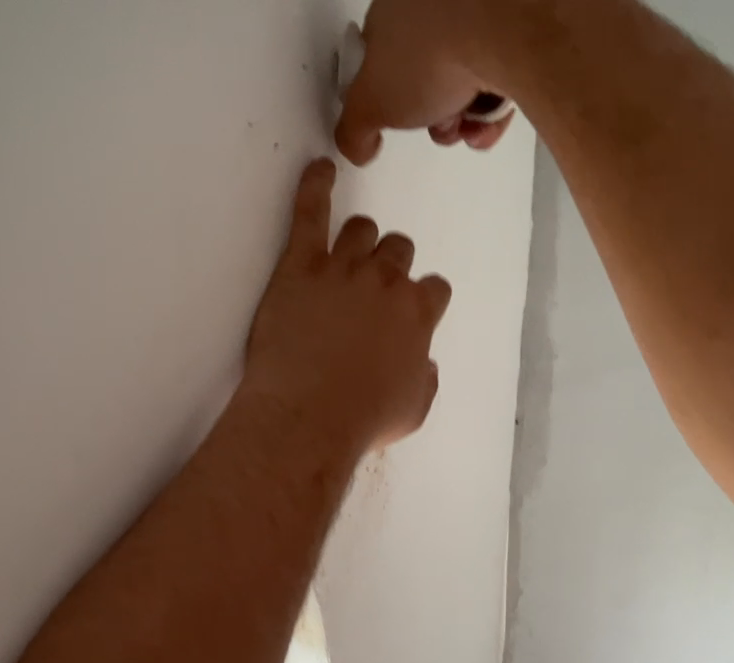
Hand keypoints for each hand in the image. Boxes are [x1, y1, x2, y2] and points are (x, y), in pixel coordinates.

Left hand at [240, 159, 451, 452]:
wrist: (307, 417)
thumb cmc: (362, 421)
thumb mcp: (413, 409)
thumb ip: (424, 377)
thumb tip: (424, 362)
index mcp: (418, 313)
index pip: (433, 287)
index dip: (418, 299)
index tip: (404, 313)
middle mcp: (386, 280)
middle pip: (398, 250)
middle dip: (388, 265)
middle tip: (368, 291)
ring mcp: (343, 268)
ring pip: (362, 230)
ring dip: (358, 242)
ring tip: (343, 259)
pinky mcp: (300, 266)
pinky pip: (310, 212)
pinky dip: (315, 186)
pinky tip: (319, 170)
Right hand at [334, 0, 519, 164]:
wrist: (506, 31)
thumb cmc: (431, 55)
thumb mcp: (368, 106)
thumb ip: (352, 130)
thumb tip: (359, 146)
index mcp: (392, 8)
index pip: (379, 54)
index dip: (386, 96)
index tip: (396, 118)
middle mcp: (435, 2)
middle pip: (427, 72)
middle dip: (432, 113)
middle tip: (439, 125)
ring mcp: (478, 10)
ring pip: (466, 73)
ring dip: (464, 116)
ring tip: (470, 125)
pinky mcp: (516, 23)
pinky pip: (502, 67)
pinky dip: (496, 100)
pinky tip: (492, 118)